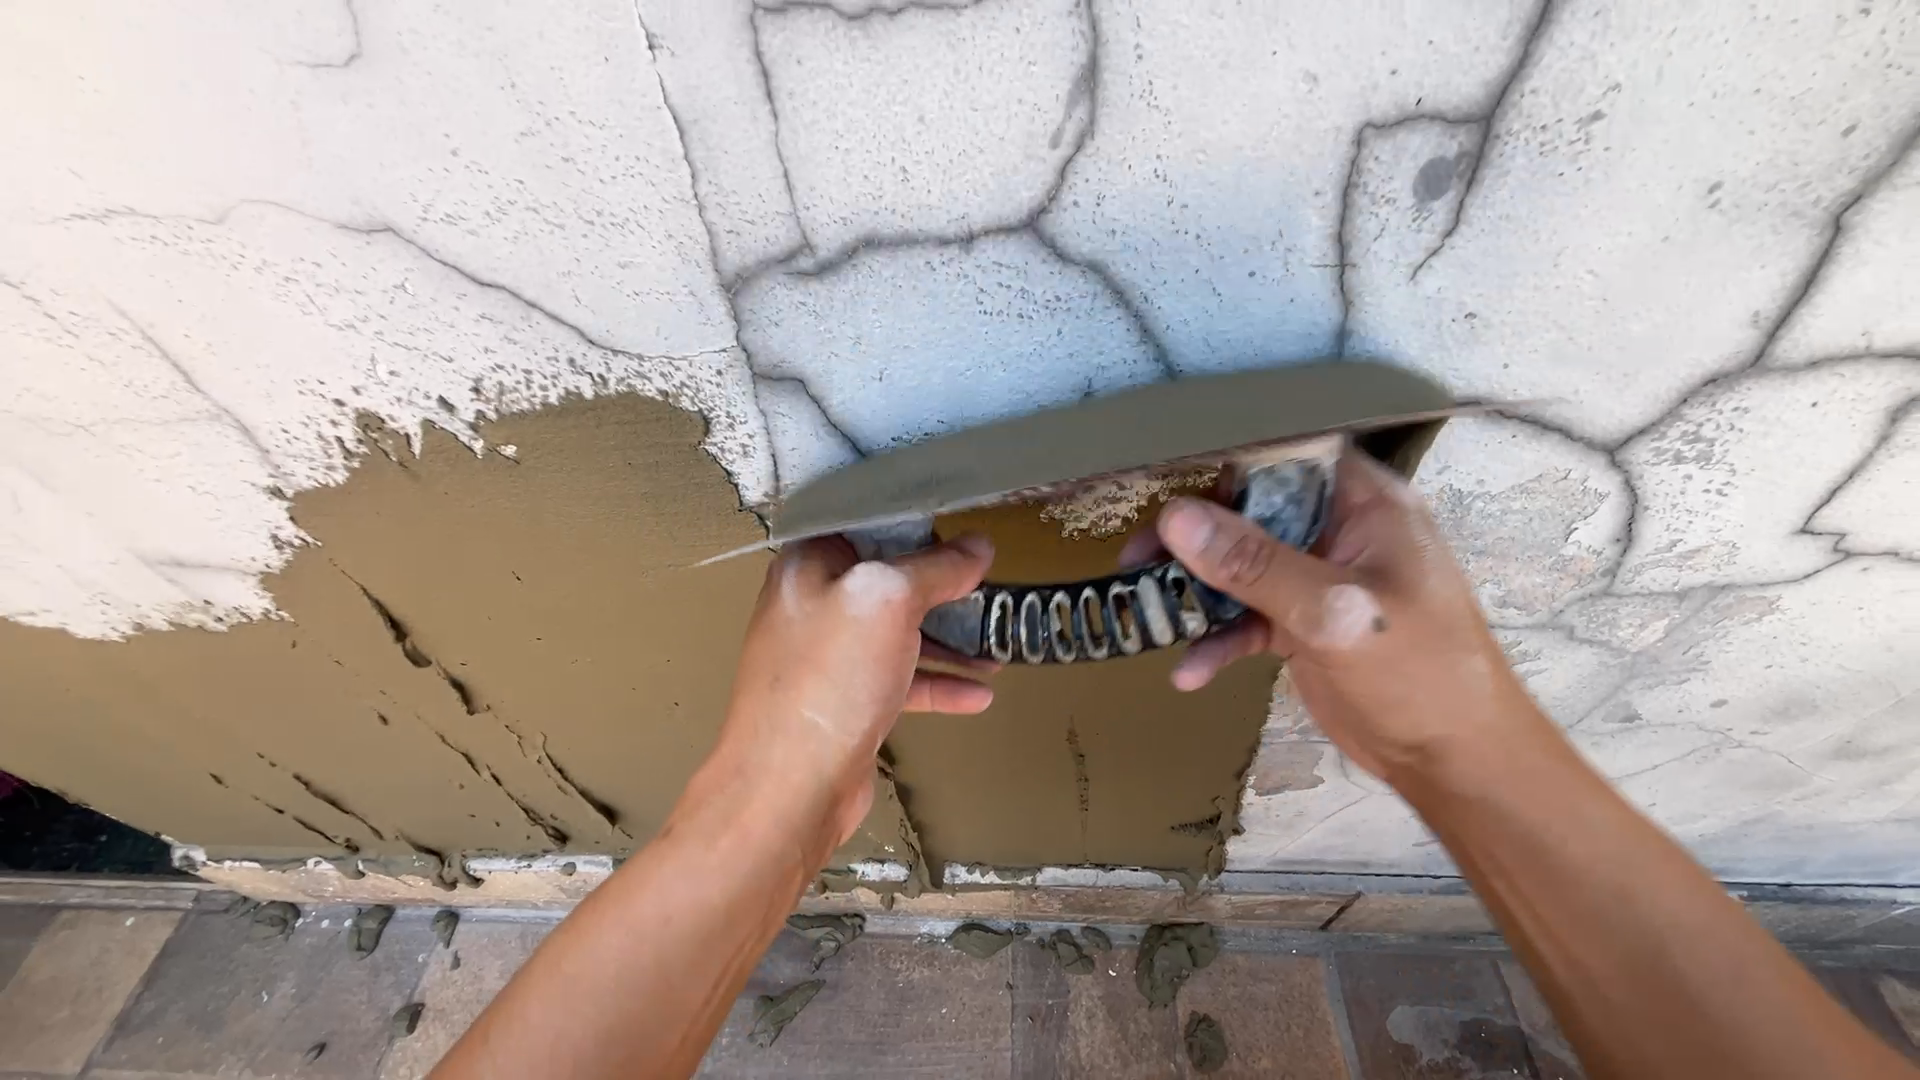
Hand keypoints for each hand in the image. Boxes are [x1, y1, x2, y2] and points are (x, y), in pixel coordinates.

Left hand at [715, 533, 996, 847]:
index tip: (962, 531)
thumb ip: (937, 568)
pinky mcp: (847, 700)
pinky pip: (901, 679)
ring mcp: (830, 657)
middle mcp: (815, 604)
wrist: (790, 787)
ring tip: (996, 647)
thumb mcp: (889, 602)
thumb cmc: (829, 678)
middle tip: (988, 585)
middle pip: (888, 582)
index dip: (916, 525)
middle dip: (942, 586)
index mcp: (809, 564)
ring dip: (949, 641)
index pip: (867, 525)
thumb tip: (979, 546)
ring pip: (899, 634)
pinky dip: (939, 683)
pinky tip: (978, 694)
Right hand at [1126, 450, 1546, 782]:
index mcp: (1362, 505)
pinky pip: (1245, 618)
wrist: (1455, 762)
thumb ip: (1253, 563)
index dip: (1226, 464)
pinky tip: (1189, 672)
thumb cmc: (1418, 673)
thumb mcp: (1331, 613)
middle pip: (1248, 513)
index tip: (1168, 486)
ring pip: (1238, 566)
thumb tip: (1174, 517)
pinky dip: (1216, 641)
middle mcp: (1335, 532)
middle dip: (1191, 539)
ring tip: (1141, 611)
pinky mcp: (1300, 624)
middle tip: (1135, 560)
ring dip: (1193, 590)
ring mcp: (1315, 580)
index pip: (1286, 458)